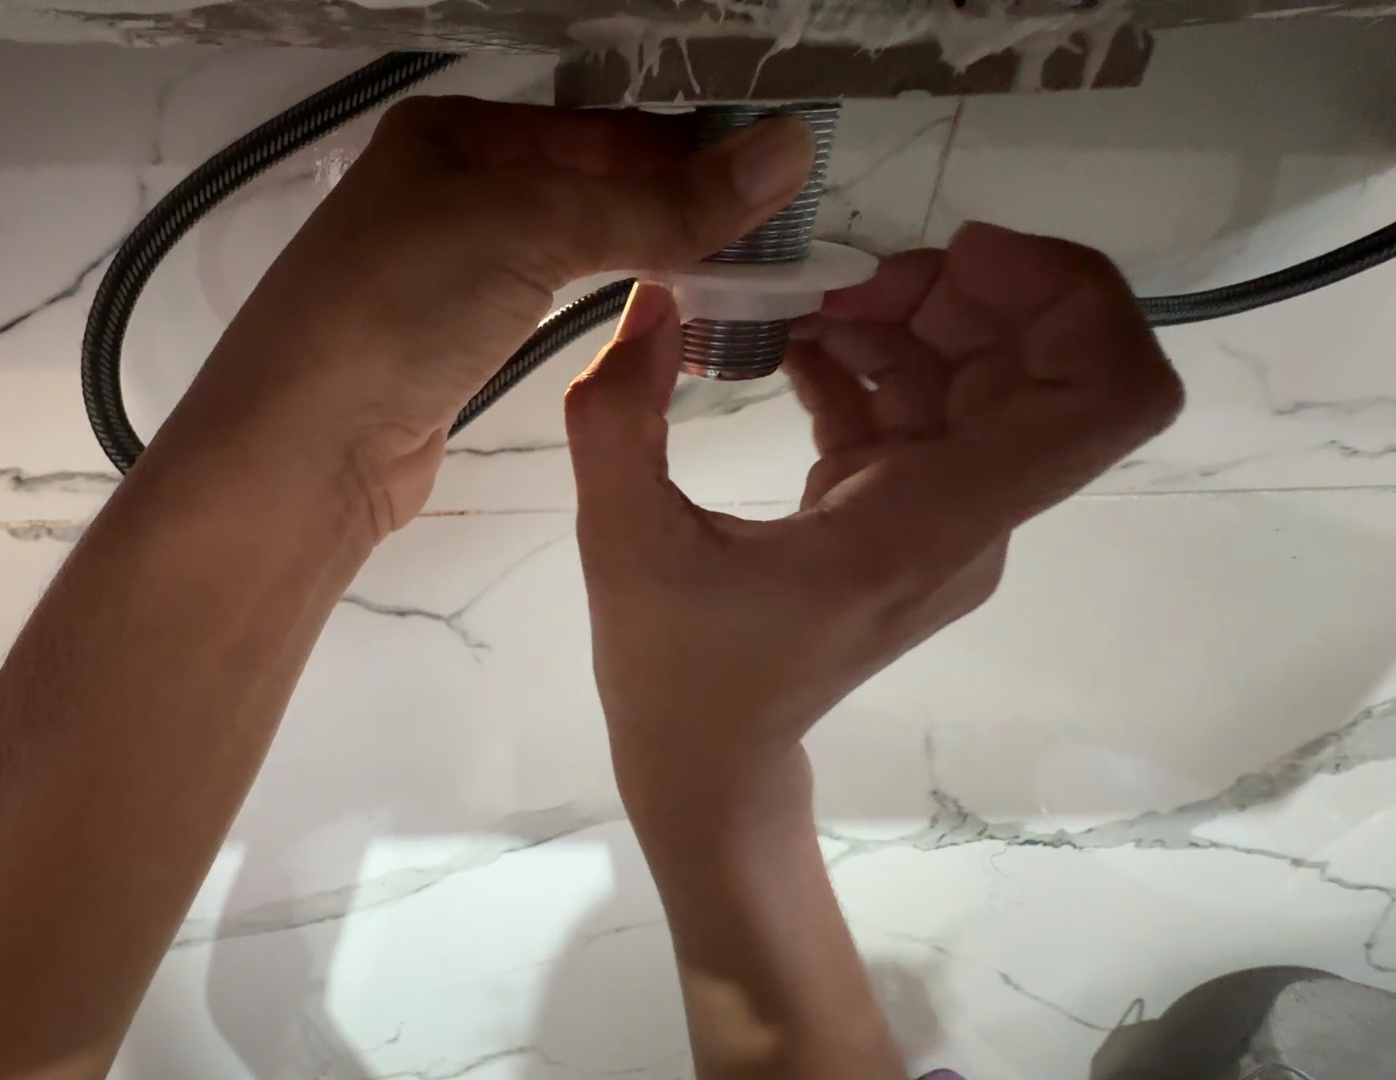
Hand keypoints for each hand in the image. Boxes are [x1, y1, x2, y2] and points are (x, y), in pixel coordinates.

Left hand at [160, 96, 817, 541]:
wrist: (308, 448)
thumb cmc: (402, 309)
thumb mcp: (527, 230)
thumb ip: (652, 203)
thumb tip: (785, 152)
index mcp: (448, 138)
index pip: (594, 129)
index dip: (683, 148)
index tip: (772, 175)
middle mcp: (442, 196)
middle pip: (581, 187)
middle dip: (668, 205)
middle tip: (766, 232)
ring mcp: (444, 275)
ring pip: (565, 248)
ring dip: (639, 254)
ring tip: (729, 268)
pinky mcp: (452, 344)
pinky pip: (542, 303)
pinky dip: (595, 300)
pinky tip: (647, 304)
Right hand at [565, 223, 1183, 857]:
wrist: (705, 752)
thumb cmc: (670, 666)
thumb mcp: (621, 542)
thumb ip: (616, 418)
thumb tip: (650, 302)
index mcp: (920, 531)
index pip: (1100, 400)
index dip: (1067, 297)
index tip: (950, 253)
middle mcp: (960, 525)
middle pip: (1040, 370)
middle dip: (951, 294)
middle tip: (831, 280)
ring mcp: (935, 527)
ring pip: (977, 387)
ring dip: (903, 324)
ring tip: (795, 309)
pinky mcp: (898, 525)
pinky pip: (919, 420)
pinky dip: (872, 368)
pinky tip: (796, 352)